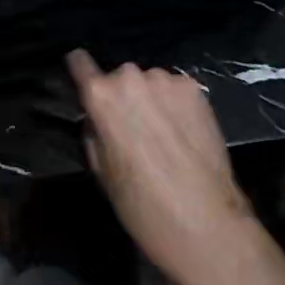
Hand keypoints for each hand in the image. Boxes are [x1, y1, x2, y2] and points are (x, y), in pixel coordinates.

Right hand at [66, 50, 284, 284]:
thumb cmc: (142, 205)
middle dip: (123, 97)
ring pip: (150, 83)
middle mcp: (131, 77)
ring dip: (152, 99)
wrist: (205, 221)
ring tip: (163, 134)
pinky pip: (175, 90)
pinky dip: (176, 105)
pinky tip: (184, 131)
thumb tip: (97, 116)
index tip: (79, 68)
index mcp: (102, 97)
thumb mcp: (102, 173)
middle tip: (133, 128)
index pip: (80, 63)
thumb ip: (94, 132)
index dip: (79, 67)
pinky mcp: (193, 87)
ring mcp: (165, 79)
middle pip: (120, 78)